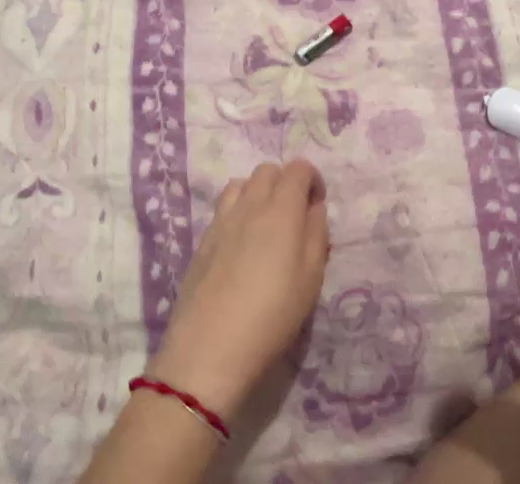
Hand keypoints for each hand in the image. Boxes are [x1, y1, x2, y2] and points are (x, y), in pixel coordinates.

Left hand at [147, 160, 330, 420]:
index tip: (317, 205)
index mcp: (281, 211)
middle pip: (268, 170)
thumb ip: (317, 235)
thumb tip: (313, 209)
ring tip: (266, 225)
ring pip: (241, 184)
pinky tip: (242, 246)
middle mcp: (249, 206)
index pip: (298, 169)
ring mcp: (220, 221)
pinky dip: (238, 212)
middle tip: (295, 216)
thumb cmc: (272, 316)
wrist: (208, 350)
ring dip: (258, 193)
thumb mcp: (311, 279)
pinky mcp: (202, 241)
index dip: (312, 179)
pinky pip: (223, 209)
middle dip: (286, 183)